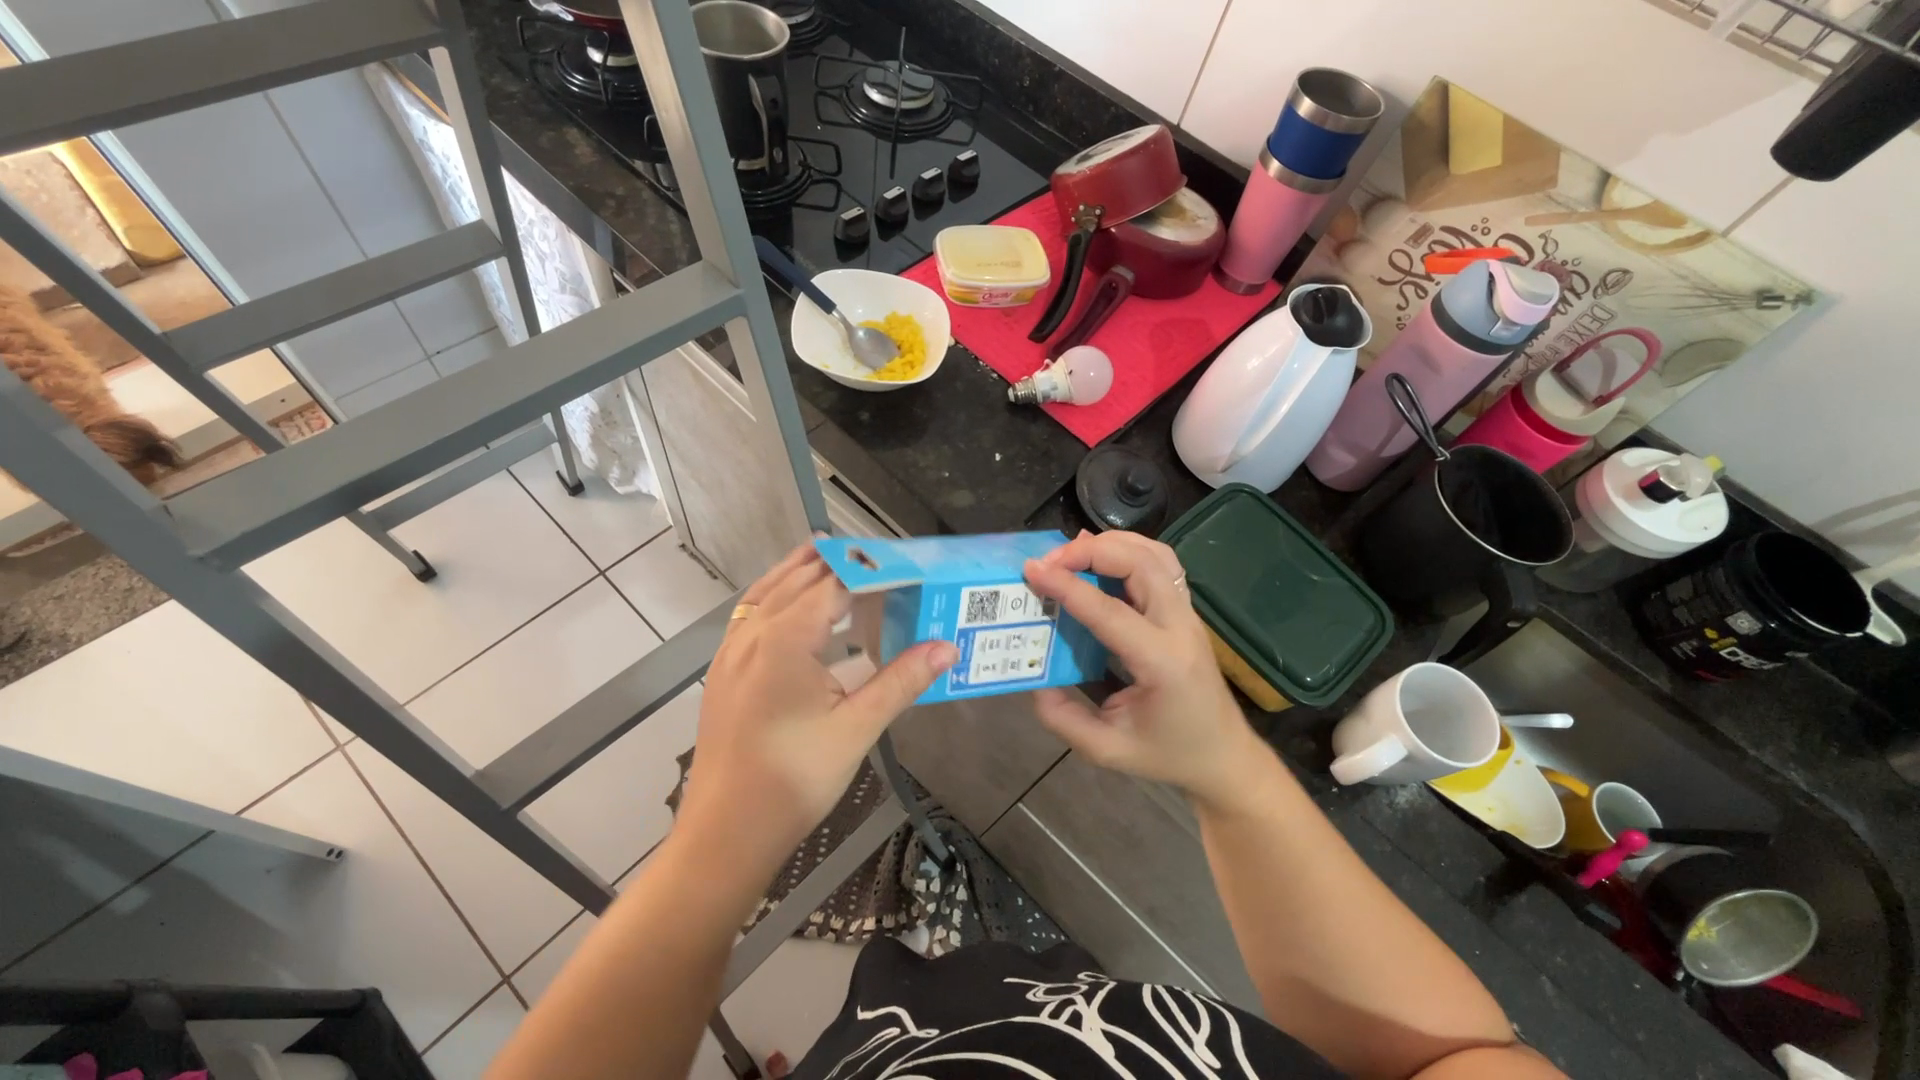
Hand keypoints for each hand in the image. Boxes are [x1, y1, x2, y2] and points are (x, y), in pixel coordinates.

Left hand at [678, 543, 957, 869]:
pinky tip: (790, 608)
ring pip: (767, 592)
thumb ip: (902, 681)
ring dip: (800, 572)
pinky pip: (749, 614)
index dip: (869, 569)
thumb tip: (948, 647)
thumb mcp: (857, 728)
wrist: (727, 830)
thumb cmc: (795, 778)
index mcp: (785, 639)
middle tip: (878, 556)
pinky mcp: (722, 671)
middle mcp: (752, 633)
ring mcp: (730, 651)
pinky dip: (775, 596)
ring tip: (831, 557)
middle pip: (797, 579)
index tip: (904, 560)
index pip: (834, 584)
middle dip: (837, 562)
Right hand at [1022, 531, 1264, 808]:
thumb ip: (1064, 718)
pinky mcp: (1185, 612)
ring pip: (1155, 554)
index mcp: (1162, 662)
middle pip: (1140, 563)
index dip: (1068, 586)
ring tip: (1070, 553)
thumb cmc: (1168, 754)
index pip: (1110, 610)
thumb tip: (1034, 679)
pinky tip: (1100, 556)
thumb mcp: (1108, 750)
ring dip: (1111, 544)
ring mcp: (1188, 615)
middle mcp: (1180, 628)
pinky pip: (1161, 565)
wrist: (1224, 756)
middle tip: (1049, 560)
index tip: (1032, 569)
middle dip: (1090, 551)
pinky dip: (1128, 549)